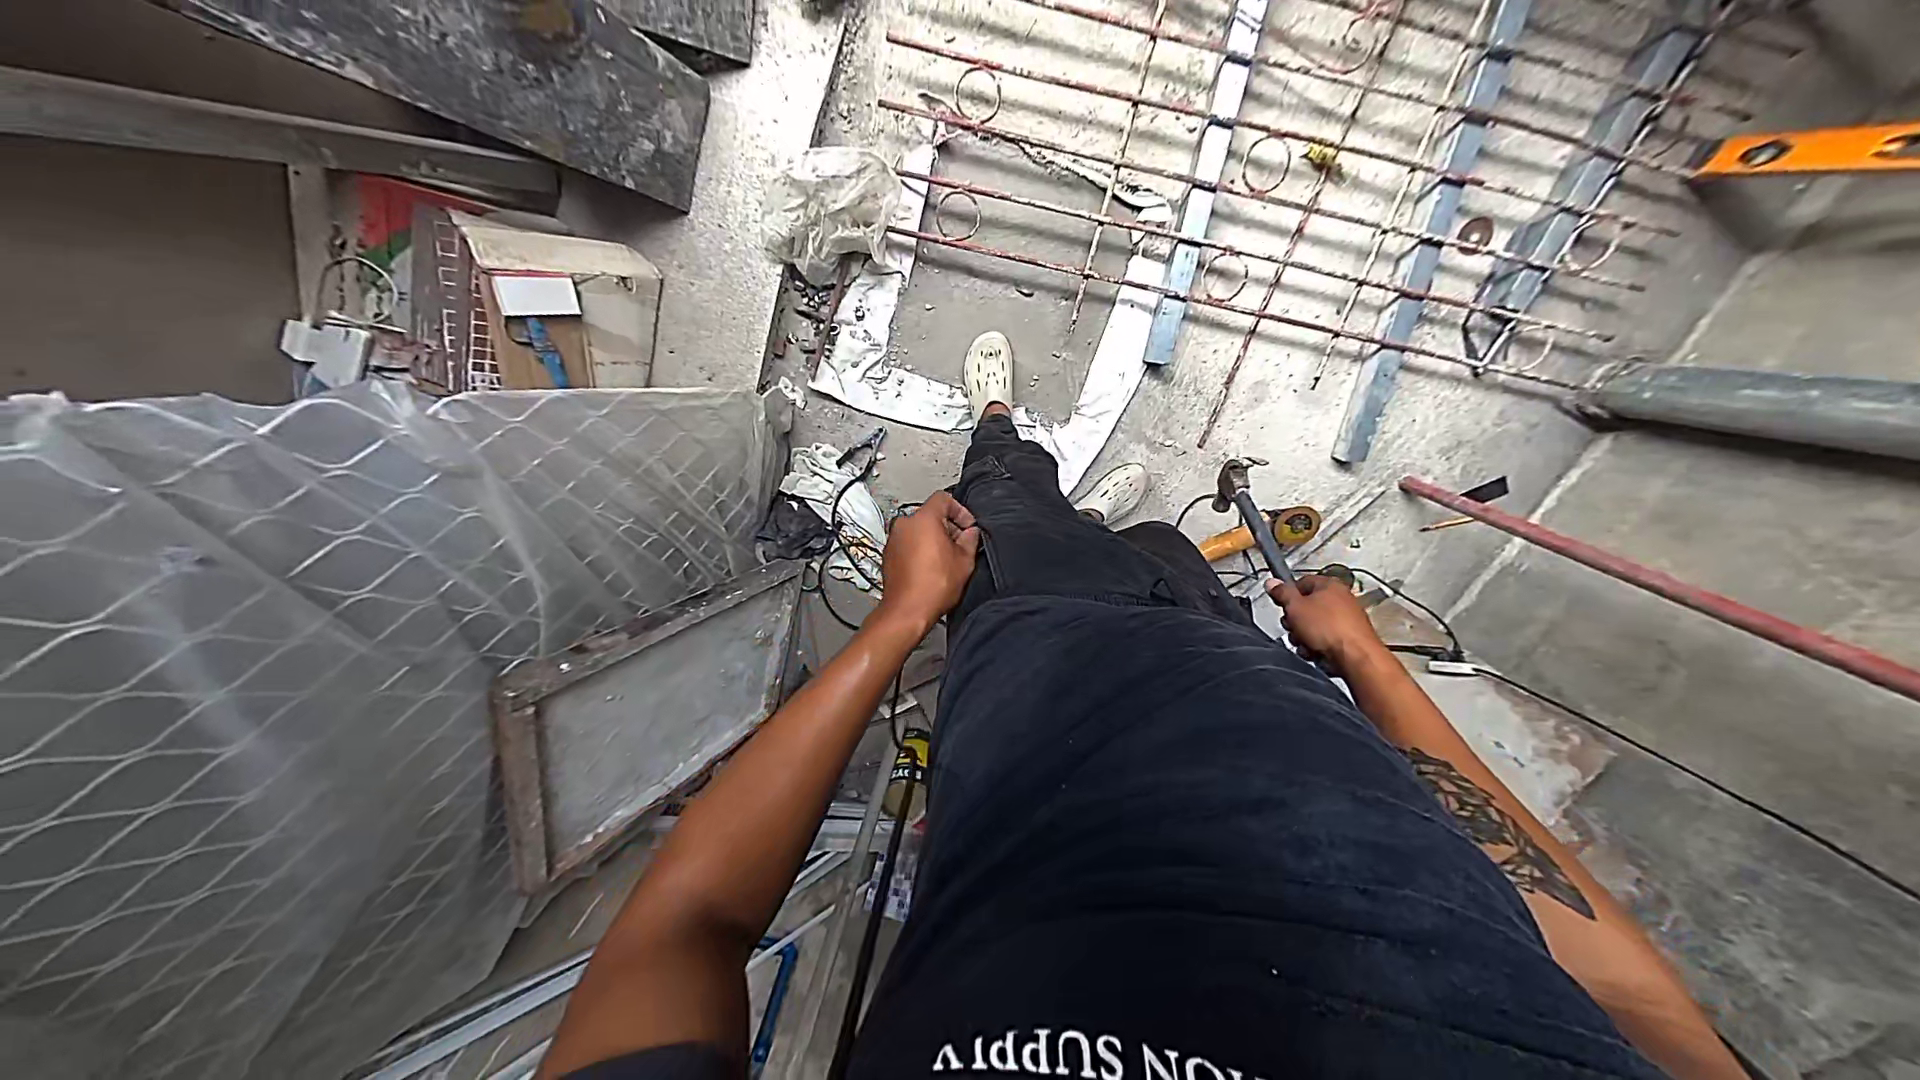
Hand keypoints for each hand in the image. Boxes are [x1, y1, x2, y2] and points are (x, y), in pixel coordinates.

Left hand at [876, 492, 980, 632]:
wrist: (907, 610)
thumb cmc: (932, 587)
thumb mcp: (964, 561)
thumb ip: (970, 539)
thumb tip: (971, 532)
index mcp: (923, 519)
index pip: (943, 499)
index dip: (960, 510)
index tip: (967, 526)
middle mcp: (904, 525)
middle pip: (931, 514)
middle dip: (948, 526)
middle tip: (961, 544)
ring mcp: (894, 540)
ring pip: (919, 529)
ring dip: (934, 539)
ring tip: (947, 559)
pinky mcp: (889, 555)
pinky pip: (909, 543)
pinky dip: (921, 549)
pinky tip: (932, 567)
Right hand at [1267, 574, 1386, 673]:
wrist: (1355, 657)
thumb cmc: (1329, 628)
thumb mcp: (1295, 606)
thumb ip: (1281, 593)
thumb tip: (1272, 583)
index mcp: (1330, 585)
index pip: (1301, 582)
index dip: (1288, 594)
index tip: (1280, 603)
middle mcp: (1342, 599)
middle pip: (1306, 606)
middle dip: (1295, 620)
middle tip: (1293, 625)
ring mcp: (1347, 620)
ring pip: (1314, 625)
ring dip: (1303, 636)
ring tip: (1304, 642)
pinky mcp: (1349, 638)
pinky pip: (1324, 640)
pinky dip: (1316, 646)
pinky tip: (1314, 652)